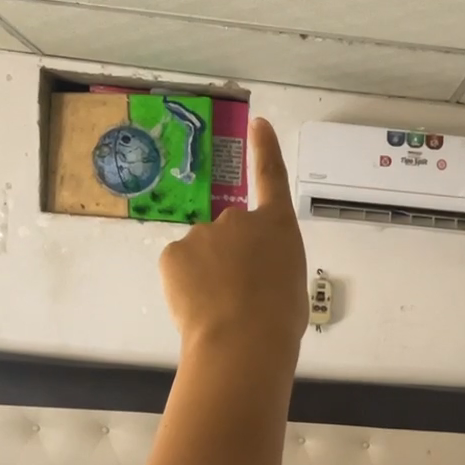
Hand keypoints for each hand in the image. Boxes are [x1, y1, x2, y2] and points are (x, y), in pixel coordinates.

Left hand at [159, 117, 307, 364]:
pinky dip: (185, 286)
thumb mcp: (291, 287)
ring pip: (202, 253)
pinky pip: (179, 268)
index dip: (265, 149)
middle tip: (240, 296)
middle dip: (230, 258)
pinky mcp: (173, 253)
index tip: (257, 124)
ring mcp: (203, 233)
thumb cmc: (279, 319)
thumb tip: (252, 276)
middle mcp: (239, 219)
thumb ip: (272, 267)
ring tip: (221, 309)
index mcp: (277, 227)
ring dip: (208, 275)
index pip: (271, 177)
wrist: (243, 340)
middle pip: (230, 233)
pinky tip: (198, 308)